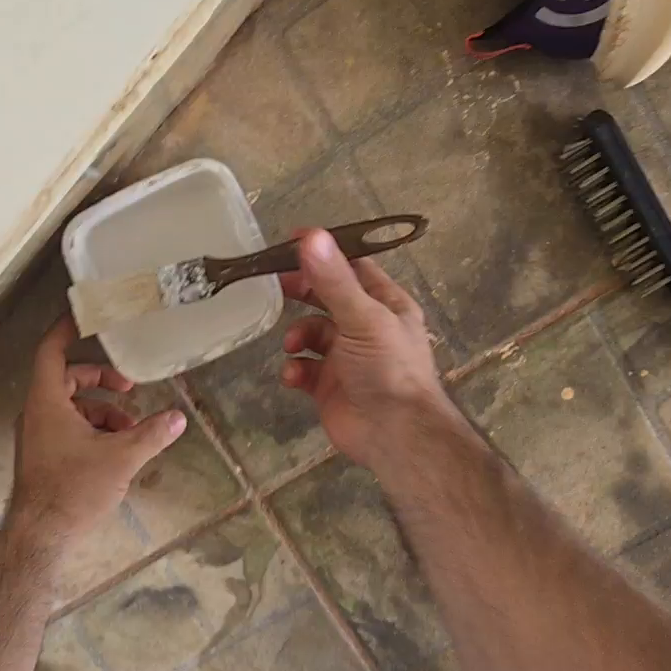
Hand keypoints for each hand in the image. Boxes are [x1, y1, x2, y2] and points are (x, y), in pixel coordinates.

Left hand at [6, 315, 186, 544]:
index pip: (51, 351)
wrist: (41, 536)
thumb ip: (151, 434)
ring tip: (132, 431)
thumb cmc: (74, 489)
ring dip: (102, 411)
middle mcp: (36, 413)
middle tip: (131, 388)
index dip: (67, 329)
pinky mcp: (42, 456)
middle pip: (68, 379)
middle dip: (102, 381)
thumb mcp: (121, 458)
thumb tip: (179, 418)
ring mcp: (36, 436)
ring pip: (71, 407)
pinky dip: (92, 430)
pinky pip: (67, 428)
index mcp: (47, 401)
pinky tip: (117, 450)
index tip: (86, 316)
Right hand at [279, 230, 468, 470]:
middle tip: (276, 283)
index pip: (354, 266)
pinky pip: (304, 368)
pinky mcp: (328, 386)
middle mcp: (366, 328)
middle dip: (303, 291)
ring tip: (293, 345)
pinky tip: (294, 375)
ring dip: (298, 335)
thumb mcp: (362, 317)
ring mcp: (346, 358)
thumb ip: (334, 280)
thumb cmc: (387, 368)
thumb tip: (311, 236)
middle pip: (327, 298)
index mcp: (385, 305)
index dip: (326, 252)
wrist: (394, 433)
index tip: (293, 241)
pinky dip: (295, 369)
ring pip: (312, 334)